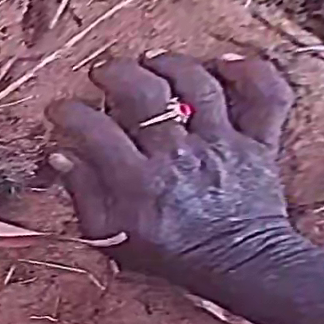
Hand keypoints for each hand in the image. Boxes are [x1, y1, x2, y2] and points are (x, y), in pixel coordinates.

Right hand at [47, 52, 308, 292]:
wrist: (236, 265)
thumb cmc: (163, 252)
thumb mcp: (105, 232)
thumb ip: (82, 191)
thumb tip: (59, 154)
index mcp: (136, 179)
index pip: (94, 131)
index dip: (70, 113)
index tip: (57, 109)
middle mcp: (177, 154)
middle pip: (146, 95)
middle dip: (118, 75)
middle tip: (102, 71)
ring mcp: (221, 145)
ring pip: (198, 86)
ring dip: (171, 64)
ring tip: (151, 59)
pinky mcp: (258, 144)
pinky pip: (266, 98)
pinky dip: (251, 72)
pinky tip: (225, 61)